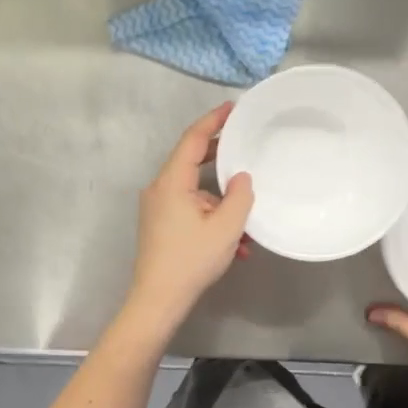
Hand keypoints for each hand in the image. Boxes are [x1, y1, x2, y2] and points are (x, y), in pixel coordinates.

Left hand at [128, 103, 255, 319]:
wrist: (158, 300)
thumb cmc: (191, 260)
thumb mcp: (226, 228)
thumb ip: (240, 196)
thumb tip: (242, 177)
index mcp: (172, 182)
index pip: (193, 139)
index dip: (213, 120)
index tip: (232, 107)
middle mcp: (160, 188)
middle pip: (192, 160)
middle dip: (220, 155)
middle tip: (245, 144)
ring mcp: (158, 208)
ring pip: (195, 191)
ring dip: (222, 201)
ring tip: (249, 216)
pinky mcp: (160, 225)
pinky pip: (190, 210)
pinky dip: (212, 218)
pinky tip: (236, 243)